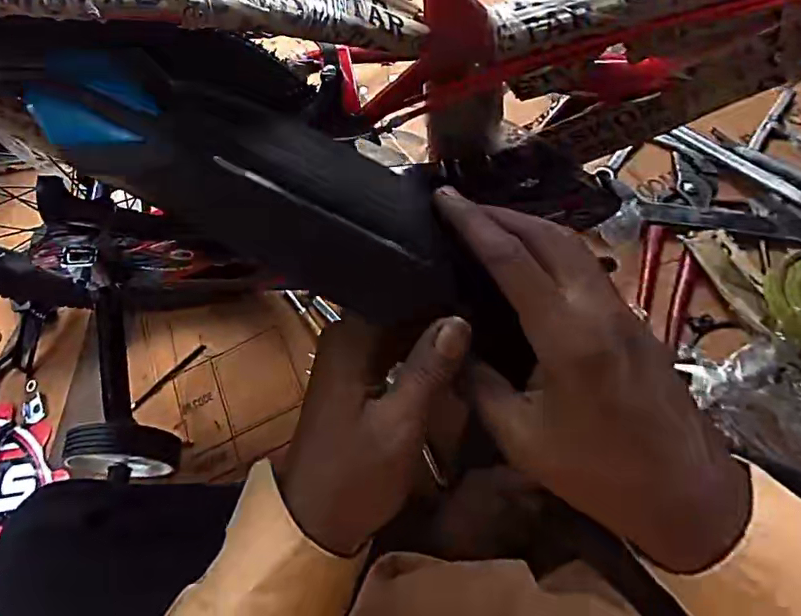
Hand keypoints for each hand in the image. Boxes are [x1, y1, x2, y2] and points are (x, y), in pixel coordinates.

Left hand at [276, 313, 470, 555]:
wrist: (316, 513)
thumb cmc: (356, 471)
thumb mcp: (400, 424)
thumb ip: (428, 370)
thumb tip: (458, 319)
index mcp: (349, 338)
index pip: (393, 295)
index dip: (433, 292)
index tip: (474, 288)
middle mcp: (343, 335)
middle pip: (394, 309)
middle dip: (434, 311)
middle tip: (484, 308)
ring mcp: (346, 353)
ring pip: (394, 328)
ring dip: (427, 332)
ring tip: (475, 325)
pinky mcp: (353, 372)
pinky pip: (388, 348)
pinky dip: (414, 351)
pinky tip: (446, 354)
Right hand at [434, 188, 751, 572]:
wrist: (693, 502)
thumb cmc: (599, 475)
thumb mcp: (518, 436)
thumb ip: (477, 380)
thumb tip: (451, 337)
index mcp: (568, 338)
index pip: (511, 259)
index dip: (472, 222)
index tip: (441, 198)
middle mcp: (599, 312)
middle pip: (548, 235)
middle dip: (498, 212)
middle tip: (456, 204)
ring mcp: (623, 313)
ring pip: (572, 244)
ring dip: (525, 224)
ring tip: (484, 221)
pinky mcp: (633, 321)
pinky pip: (583, 264)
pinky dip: (546, 245)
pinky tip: (523, 256)